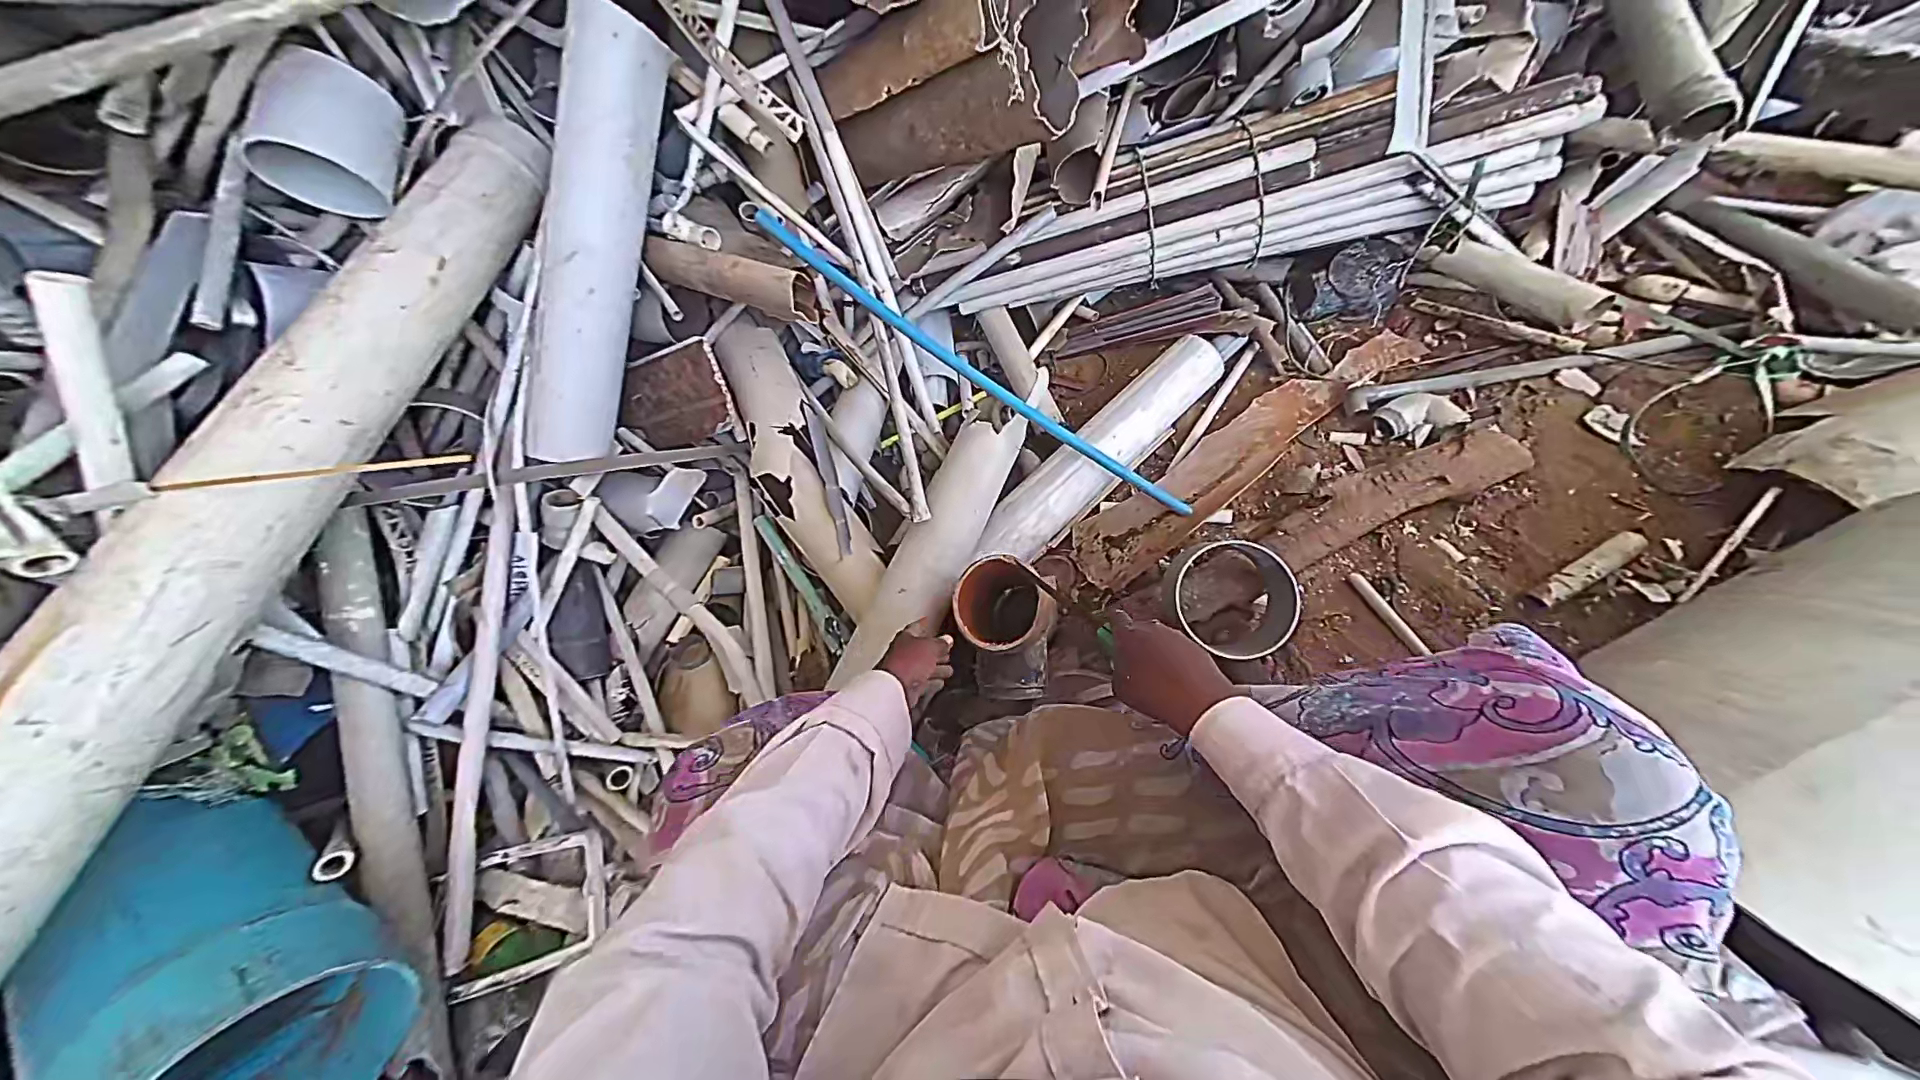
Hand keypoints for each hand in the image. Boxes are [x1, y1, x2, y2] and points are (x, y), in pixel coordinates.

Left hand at [878, 619, 953, 705]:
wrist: (896, 688)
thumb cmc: (911, 661)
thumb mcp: (931, 647)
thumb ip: (941, 643)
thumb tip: (948, 640)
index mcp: (906, 637)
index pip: (917, 627)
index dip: (925, 624)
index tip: (931, 621)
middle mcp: (903, 652)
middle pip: (922, 649)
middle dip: (936, 650)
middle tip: (948, 651)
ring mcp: (904, 670)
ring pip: (924, 666)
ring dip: (937, 668)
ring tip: (950, 670)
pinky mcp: (907, 686)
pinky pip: (922, 681)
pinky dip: (932, 681)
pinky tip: (940, 682)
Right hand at [1110, 615, 1238, 735]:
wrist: (1198, 702)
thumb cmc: (1157, 695)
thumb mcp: (1121, 687)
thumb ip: (1117, 669)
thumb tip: (1120, 669)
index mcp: (1129, 634)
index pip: (1116, 617)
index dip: (1112, 625)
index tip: (1111, 632)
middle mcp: (1152, 628)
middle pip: (1139, 628)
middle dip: (1135, 642)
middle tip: (1133, 662)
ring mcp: (1175, 635)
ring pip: (1160, 638)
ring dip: (1156, 651)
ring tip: (1156, 675)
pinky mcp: (1194, 646)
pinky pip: (1178, 649)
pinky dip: (1175, 660)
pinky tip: (1174, 678)